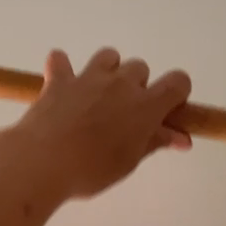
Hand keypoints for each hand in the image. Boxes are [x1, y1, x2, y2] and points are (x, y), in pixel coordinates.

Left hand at [1, 47, 192, 200]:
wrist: (44, 162)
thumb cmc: (93, 169)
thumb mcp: (129, 161)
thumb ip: (155, 142)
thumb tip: (181, 138)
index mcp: (145, 105)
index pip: (178, 82)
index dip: (176, 93)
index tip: (166, 111)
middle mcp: (120, 83)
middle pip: (140, 68)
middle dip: (136, 87)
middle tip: (123, 116)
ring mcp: (88, 77)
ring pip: (109, 56)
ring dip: (108, 70)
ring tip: (97, 96)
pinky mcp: (59, 79)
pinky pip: (60, 60)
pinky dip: (62, 68)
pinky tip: (60, 84)